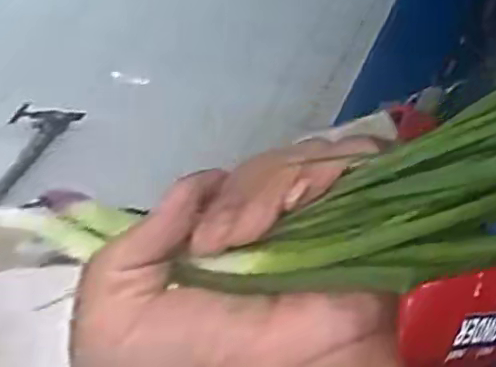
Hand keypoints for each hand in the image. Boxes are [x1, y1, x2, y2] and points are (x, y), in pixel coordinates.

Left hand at [73, 141, 396, 366]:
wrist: (294, 361)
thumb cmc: (203, 351)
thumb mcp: (120, 327)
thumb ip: (121, 261)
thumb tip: (195, 184)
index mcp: (225, 231)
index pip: (223, 180)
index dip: (212, 192)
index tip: (203, 238)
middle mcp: (280, 209)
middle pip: (266, 162)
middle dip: (245, 193)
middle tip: (231, 240)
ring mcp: (331, 197)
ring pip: (309, 151)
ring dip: (283, 181)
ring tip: (273, 225)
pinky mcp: (374, 186)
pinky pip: (359, 150)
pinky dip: (333, 164)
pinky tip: (314, 198)